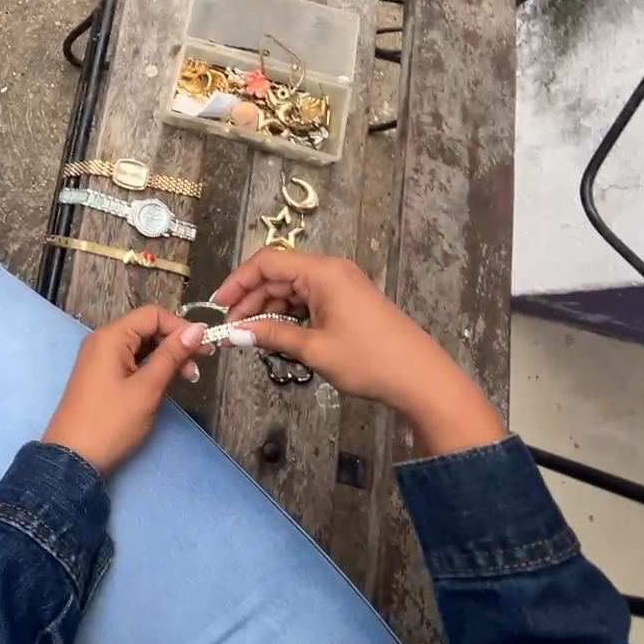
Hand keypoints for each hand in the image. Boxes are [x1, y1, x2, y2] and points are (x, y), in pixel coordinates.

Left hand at [42, 306, 213, 476]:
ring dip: (166, 356)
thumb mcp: (147, 388)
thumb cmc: (111, 422)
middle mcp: (103, 340)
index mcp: (111, 336)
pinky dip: (151, 366)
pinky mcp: (100, 373)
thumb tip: (197, 329)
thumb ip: (171, 356)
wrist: (73, 458)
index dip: (180, 327)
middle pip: (146, 328)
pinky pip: (130, 359)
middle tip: (198, 367)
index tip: (205, 347)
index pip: (152, 315)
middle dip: (175, 343)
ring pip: (140, 345)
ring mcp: (99, 357)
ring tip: (187, 378)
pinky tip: (166, 381)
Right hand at [211, 249, 504, 456]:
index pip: (266, 262)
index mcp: (322, 272)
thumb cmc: (369, 361)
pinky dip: (288, 314)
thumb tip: (234, 334)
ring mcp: (340, 284)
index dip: (237, 281)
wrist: (424, 381)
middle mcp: (330, 270)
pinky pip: (307, 299)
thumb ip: (271, 335)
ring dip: (268, 309)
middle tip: (231, 328)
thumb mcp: (314, 349)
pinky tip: (276, 334)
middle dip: (250, 299)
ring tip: (250, 336)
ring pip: (290, 289)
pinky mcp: (347, 300)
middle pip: (277, 275)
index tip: (218, 305)